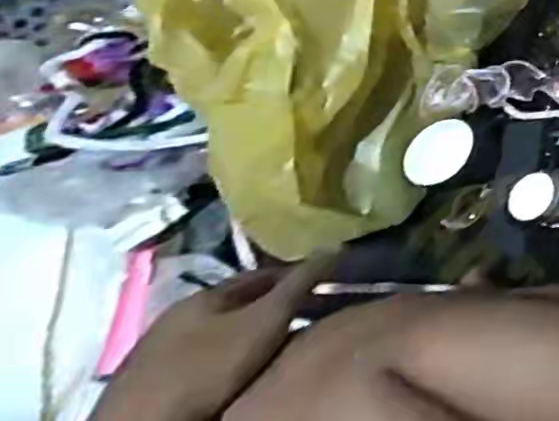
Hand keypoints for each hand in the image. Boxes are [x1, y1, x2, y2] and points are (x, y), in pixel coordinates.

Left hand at [92, 254, 335, 420]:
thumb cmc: (208, 368)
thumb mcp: (267, 319)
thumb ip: (302, 281)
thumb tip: (336, 245)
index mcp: (200, 296)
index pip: (264, 273)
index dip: (301, 275)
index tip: (331, 284)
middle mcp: (174, 319)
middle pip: (241, 305)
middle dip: (277, 308)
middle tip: (315, 316)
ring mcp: (155, 356)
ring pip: (222, 334)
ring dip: (252, 336)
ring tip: (286, 345)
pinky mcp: (146, 388)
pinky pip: (204, 359)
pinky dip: (229, 359)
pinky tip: (246, 370)